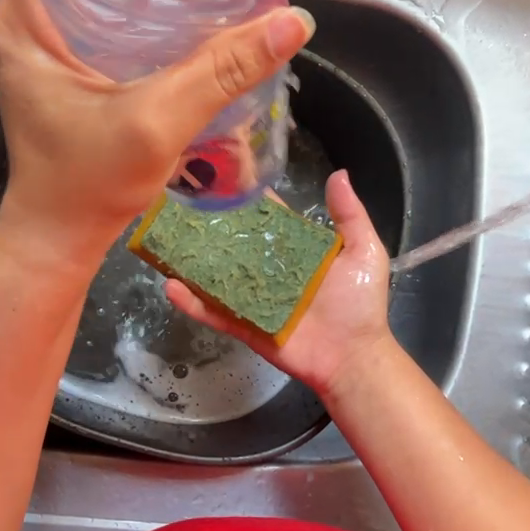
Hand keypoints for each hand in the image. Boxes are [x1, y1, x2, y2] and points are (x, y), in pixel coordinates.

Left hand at [0, 0, 314, 279]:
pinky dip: (140, 14)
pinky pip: (105, 25)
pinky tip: (183, 13)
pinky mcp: (70, 77)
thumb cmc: (86, 185)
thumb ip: (220, 71)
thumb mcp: (155, 122)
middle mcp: (28, 26)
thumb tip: (291, 24)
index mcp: (24, 19)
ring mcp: (48, 53)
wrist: (60, 243)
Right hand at [165, 169, 395, 397]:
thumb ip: (350, 215)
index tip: (224, 182)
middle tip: (182, 209)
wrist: (352, 356)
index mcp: (297, 253)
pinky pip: (214, 314)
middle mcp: (272, 273)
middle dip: (212, 229)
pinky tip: (170, 287)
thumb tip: (339, 174)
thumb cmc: (359, 304)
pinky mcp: (244, 326)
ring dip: (192, 263)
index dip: (249, 204)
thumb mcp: (363, 252)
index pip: (269, 222)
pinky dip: (192, 303)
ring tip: (166, 243)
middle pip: (236, 247)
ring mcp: (255, 300)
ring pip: (217, 278)